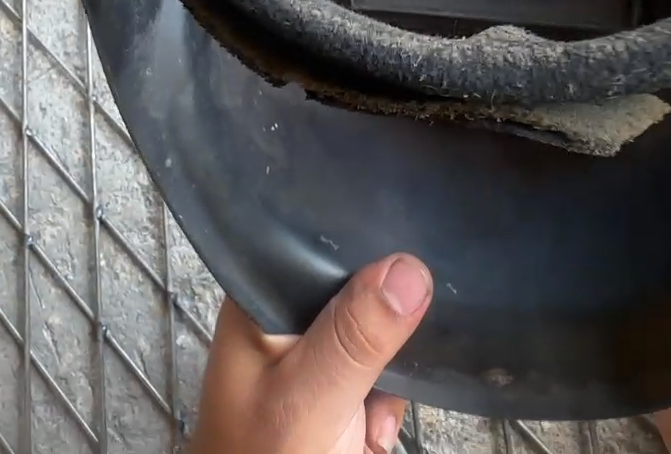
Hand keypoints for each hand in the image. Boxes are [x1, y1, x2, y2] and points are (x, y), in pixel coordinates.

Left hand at [191, 253, 433, 453]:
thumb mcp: (307, 399)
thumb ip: (354, 336)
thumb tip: (411, 267)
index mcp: (259, 296)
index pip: (320, 239)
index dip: (368, 244)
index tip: (409, 262)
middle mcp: (283, 314)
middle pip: (358, 283)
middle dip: (383, 326)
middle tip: (379, 373)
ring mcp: (308, 352)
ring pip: (377, 329)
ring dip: (388, 376)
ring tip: (368, 419)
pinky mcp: (331, 386)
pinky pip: (379, 370)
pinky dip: (385, 402)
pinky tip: (369, 431)